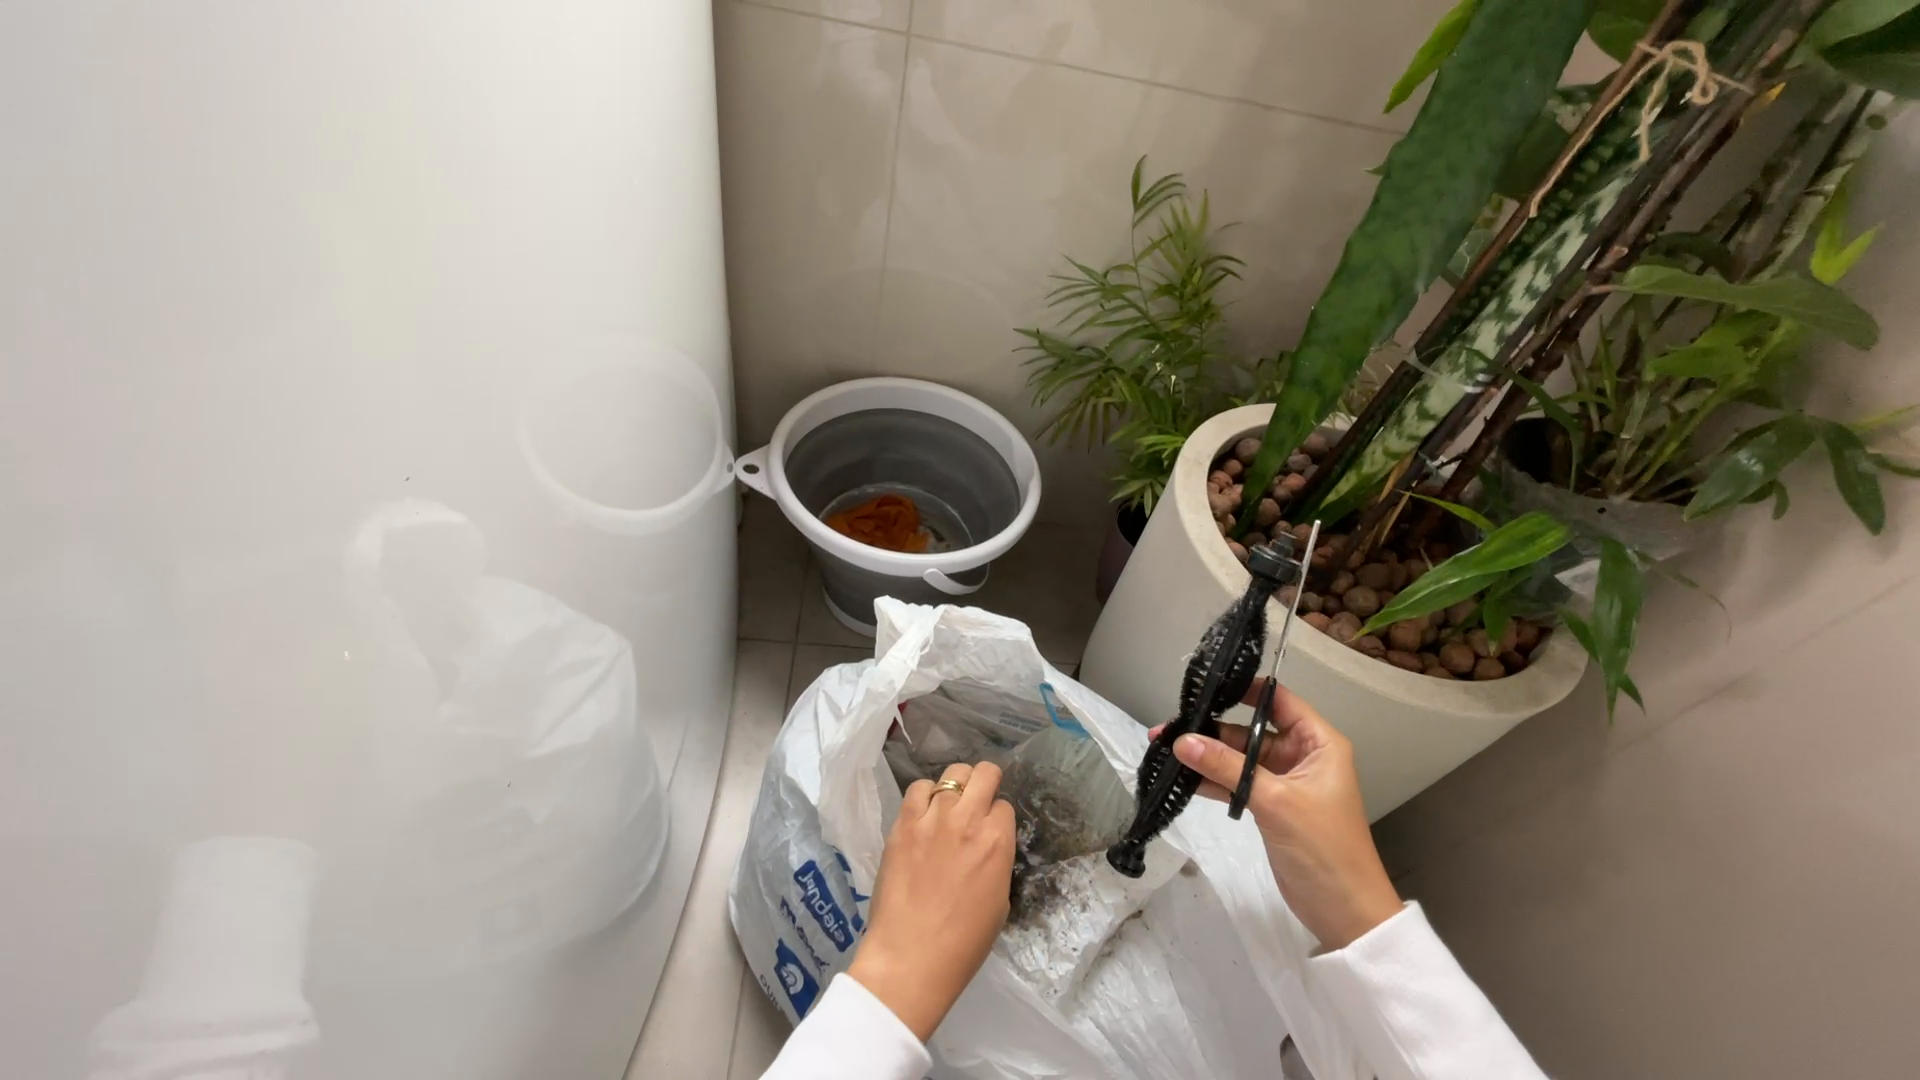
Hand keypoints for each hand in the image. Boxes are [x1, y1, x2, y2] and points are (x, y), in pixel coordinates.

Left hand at [847, 760, 1015, 1041]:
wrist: (911, 956)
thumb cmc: (964, 942)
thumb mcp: (1000, 900)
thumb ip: (997, 860)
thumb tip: (987, 846)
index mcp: (997, 841)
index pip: (1004, 805)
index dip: (998, 817)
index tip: (990, 830)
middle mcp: (968, 819)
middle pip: (983, 774)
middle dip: (985, 782)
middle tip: (978, 798)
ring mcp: (933, 817)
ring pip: (952, 774)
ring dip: (956, 786)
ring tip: (949, 803)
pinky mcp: (903, 823)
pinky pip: (917, 789)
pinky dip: (925, 795)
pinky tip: (923, 812)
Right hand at [1154, 680, 1400, 949]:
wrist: (1344, 913)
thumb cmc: (1323, 847)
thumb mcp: (1274, 801)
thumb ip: (1227, 768)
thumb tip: (1181, 740)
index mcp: (1318, 743)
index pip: (1278, 700)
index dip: (1244, 689)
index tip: (1205, 685)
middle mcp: (1301, 755)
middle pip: (1250, 730)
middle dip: (1210, 729)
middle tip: (1167, 728)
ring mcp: (1283, 781)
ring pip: (1238, 758)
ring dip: (1205, 756)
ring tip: (1162, 749)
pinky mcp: (1269, 805)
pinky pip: (1235, 782)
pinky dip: (1211, 780)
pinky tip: (1180, 778)